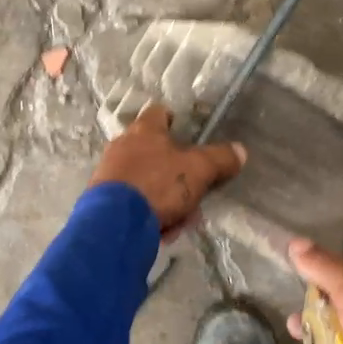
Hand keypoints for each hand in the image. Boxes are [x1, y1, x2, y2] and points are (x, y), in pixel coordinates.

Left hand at [90, 103, 246, 235]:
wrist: (114, 222)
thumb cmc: (157, 185)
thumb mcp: (198, 170)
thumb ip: (220, 159)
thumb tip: (240, 150)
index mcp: (144, 130)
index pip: (158, 112)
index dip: (174, 120)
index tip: (186, 131)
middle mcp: (122, 145)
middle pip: (155, 152)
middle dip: (177, 174)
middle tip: (193, 194)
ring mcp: (109, 171)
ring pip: (147, 181)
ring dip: (166, 199)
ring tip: (178, 220)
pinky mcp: (102, 197)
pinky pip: (133, 201)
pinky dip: (149, 213)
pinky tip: (160, 230)